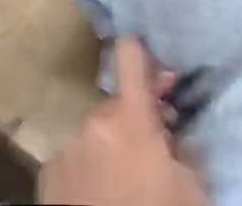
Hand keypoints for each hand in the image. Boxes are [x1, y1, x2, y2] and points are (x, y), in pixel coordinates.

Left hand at [40, 38, 208, 205]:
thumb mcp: (193, 193)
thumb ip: (186, 150)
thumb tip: (174, 126)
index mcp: (130, 119)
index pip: (129, 55)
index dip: (141, 51)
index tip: (151, 56)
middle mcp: (93, 122)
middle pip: (117, 106)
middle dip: (136, 122)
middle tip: (156, 151)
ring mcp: (66, 146)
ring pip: (96, 135)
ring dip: (112, 149)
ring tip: (127, 186)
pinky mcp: (47, 173)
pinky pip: (75, 158)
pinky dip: (89, 169)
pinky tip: (101, 197)